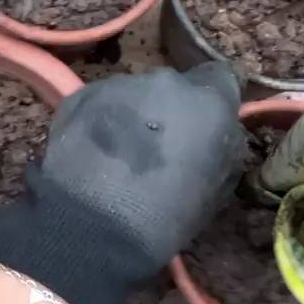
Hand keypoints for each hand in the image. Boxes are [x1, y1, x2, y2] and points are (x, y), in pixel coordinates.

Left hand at [0, 63, 244, 303]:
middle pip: (173, 87)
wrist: (93, 223)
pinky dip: (100, 121)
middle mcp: (166, 82)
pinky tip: (92, 153)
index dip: (211, 103)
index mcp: (209, 102)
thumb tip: (215, 134)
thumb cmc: (165, 216)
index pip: (220, 80)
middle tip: (157, 148)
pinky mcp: (80, 94)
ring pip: (134, 94)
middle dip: (168, 110)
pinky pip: (100, 102)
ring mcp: (119, 84)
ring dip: (133, 116)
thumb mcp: (216, 187)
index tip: (200, 128)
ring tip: (118, 156)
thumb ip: (223, 147)